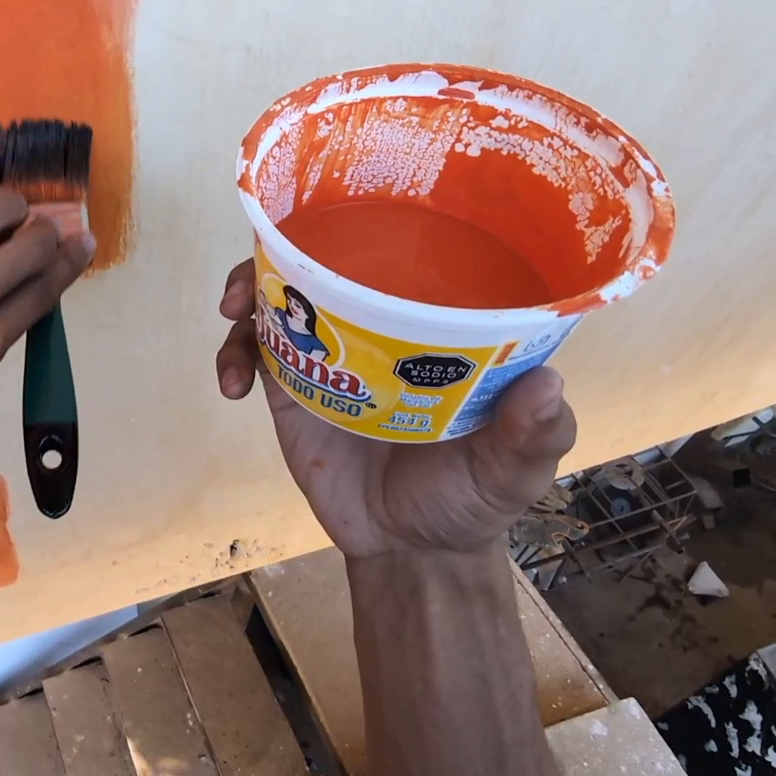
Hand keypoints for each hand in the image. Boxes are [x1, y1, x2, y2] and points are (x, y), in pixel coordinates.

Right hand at [214, 259, 575, 557]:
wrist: (404, 547)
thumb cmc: (467, 499)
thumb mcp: (510, 471)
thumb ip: (529, 436)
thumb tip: (545, 383)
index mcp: (426, 331)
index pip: (399, 262)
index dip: (367, 233)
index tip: (342, 228)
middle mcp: (373, 332)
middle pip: (321, 269)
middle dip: (280, 256)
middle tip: (256, 277)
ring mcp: (325, 358)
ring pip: (277, 302)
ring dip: (246, 293)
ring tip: (232, 314)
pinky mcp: (288, 391)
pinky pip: (250, 357)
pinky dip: (231, 359)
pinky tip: (230, 387)